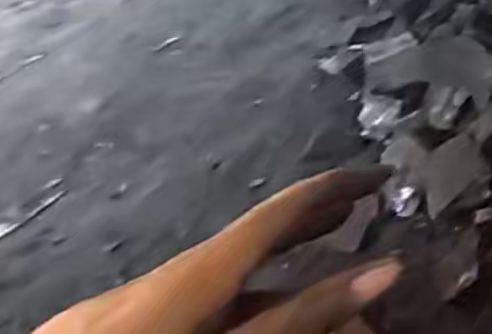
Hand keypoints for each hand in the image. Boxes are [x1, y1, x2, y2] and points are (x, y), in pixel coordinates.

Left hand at [36, 168, 400, 333]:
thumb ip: (306, 314)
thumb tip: (390, 267)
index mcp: (183, 278)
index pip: (278, 209)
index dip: (336, 186)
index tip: (384, 173)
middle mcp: (143, 286)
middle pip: (244, 243)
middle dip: (307, 231)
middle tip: (361, 215)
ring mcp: (101, 318)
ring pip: (209, 284)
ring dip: (269, 282)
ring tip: (318, 277)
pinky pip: (175, 311)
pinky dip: (225, 309)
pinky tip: (246, 317)